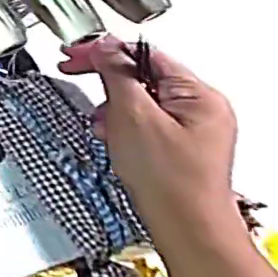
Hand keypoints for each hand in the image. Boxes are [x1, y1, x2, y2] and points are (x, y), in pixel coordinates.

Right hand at [59, 35, 239, 239]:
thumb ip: (117, 74)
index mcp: (199, 94)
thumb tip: (107, 47)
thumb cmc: (169, 180)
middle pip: (143, 73)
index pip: (144, 53)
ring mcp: (195, 128)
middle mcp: (203, 107)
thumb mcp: (132, 115)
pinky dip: (123, 122)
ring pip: (141, 97)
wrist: (187, 229)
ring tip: (102, 121)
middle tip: (74, 71)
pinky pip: (146, 119)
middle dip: (106, 77)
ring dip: (113, 104)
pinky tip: (113, 136)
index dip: (104, 50)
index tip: (76, 54)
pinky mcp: (182, 145)